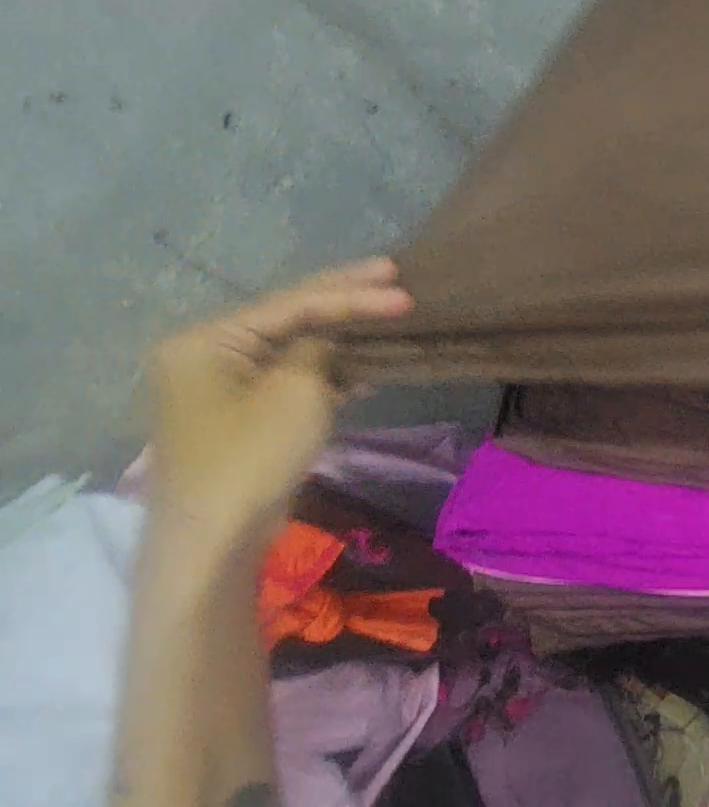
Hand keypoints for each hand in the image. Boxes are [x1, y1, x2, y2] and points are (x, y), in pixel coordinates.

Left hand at [145, 258, 411, 533]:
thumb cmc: (253, 454)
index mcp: (206, 341)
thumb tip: (333, 337)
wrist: (218, 533)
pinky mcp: (245, 411)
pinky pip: (295, 373)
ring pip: (295, 344)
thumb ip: (318, 348)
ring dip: (344, 331)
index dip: (352, 295)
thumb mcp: (297, 390)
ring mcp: (224, 384)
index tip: (404, 292)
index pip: (293, 304)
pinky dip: (332, 365)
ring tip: (389, 310)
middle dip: (344, 297)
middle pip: (289, 315)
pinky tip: (370, 361)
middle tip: (392, 272)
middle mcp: (207, 354)